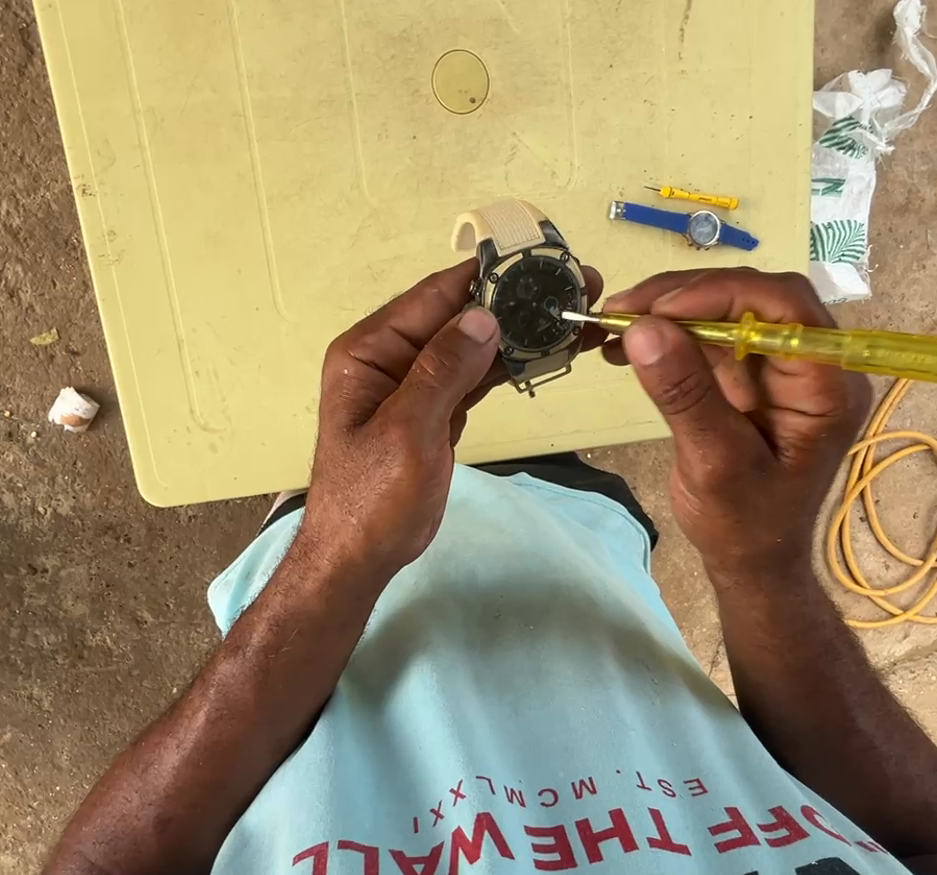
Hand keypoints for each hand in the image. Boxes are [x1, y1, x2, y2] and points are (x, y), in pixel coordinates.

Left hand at [302, 259, 602, 581]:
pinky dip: (507, 367)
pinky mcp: (435, 411)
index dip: (486, 276)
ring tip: (571, 314)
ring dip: (517, 333)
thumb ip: (442, 371)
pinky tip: (544, 353)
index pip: (433, 297)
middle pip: (457, 316)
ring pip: (471, 346)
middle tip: (574, 285)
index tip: (539, 259)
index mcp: (371, 351)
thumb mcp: (406, 431)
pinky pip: (474, 377)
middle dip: (513, 302)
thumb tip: (484, 316)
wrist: (361, 554)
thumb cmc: (372, 498)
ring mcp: (414, 384)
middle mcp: (391, 358)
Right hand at [602, 269, 870, 583]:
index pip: (783, 306)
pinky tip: (625, 345)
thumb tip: (643, 329)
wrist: (749, 559)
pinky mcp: (746, 379)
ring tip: (612, 324)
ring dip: (666, 314)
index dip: (720, 294)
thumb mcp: (714, 463)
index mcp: (825, 383)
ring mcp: (776, 370)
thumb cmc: (745, 524)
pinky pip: (707, 341)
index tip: (657, 309)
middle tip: (622, 310)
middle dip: (684, 297)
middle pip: (752, 299)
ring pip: (724, 314)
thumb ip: (685, 395)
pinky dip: (666, 338)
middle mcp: (808, 364)